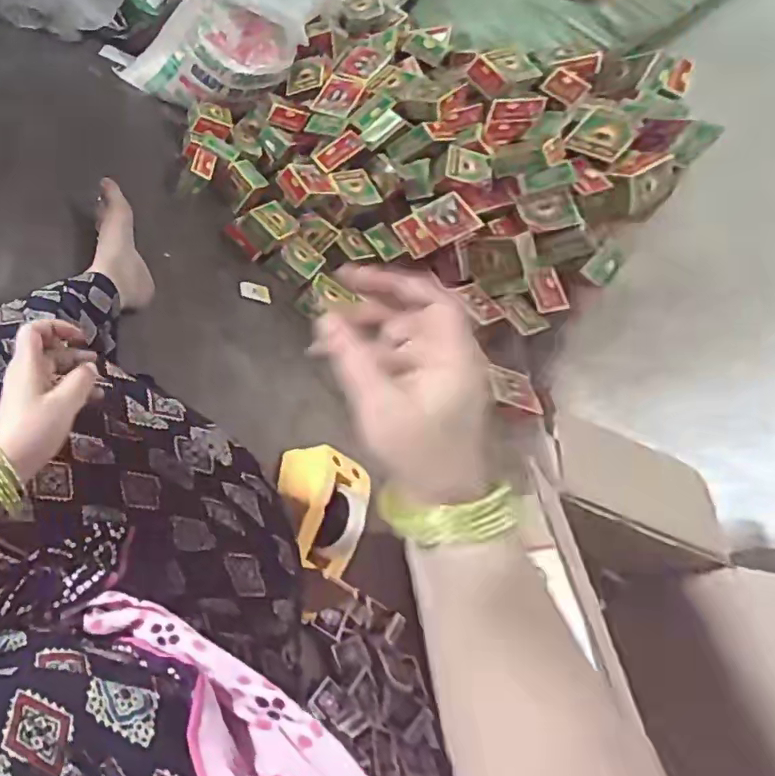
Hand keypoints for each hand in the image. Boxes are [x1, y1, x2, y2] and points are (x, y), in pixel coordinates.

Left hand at [0, 319, 99, 480]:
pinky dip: (68, 388)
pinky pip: (51, 387)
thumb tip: (90, 366)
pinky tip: (89, 398)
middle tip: (95, 360)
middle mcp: (24, 372)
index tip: (79, 337)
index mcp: (27, 363)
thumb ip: (80, 381)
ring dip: (73, 371)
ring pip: (51, 370)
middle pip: (46, 350)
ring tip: (98, 380)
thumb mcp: (64, 403)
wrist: (6, 463)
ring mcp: (25, 390)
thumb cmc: (34, 428)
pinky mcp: (29, 406)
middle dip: (72, 352)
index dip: (57, 326)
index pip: (34, 329)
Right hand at [312, 266, 492, 505]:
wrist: (444, 498)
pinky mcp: (428, 388)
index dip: (392, 281)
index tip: (350, 277)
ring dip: (363, 332)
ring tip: (324, 340)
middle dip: (368, 307)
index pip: (432, 298)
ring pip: (399, 336)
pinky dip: (368, 353)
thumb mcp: (377, 402)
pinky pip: (396, 357)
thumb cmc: (417, 450)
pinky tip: (339, 359)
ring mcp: (439, 373)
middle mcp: (450, 356)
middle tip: (327, 304)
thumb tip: (323, 316)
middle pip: (411, 314)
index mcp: (451, 354)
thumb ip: (349, 356)